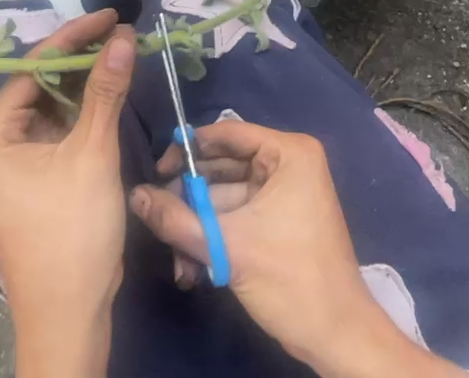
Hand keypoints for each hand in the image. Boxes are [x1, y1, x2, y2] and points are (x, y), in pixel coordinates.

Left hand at [0, 9, 134, 377]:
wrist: (70, 315)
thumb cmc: (72, 234)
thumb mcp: (92, 155)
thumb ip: (106, 91)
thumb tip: (122, 35)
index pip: (31, 68)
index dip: (73, 38)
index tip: (111, 16)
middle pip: (41, 85)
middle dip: (81, 58)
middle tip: (121, 33)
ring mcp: (16, 163)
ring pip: (53, 107)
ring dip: (87, 84)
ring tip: (121, 53)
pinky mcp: (38, 178)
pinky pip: (60, 131)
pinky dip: (86, 112)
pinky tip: (112, 93)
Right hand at [130, 122, 465, 377]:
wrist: (335, 334)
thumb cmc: (290, 278)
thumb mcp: (227, 247)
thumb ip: (176, 219)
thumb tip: (134, 195)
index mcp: (289, 153)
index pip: (228, 134)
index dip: (189, 149)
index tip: (156, 170)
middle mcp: (288, 164)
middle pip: (223, 169)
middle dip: (190, 201)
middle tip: (157, 217)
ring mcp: (284, 193)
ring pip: (225, 198)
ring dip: (198, 228)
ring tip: (178, 260)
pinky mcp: (278, 221)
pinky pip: (236, 218)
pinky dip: (214, 239)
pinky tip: (192, 269)